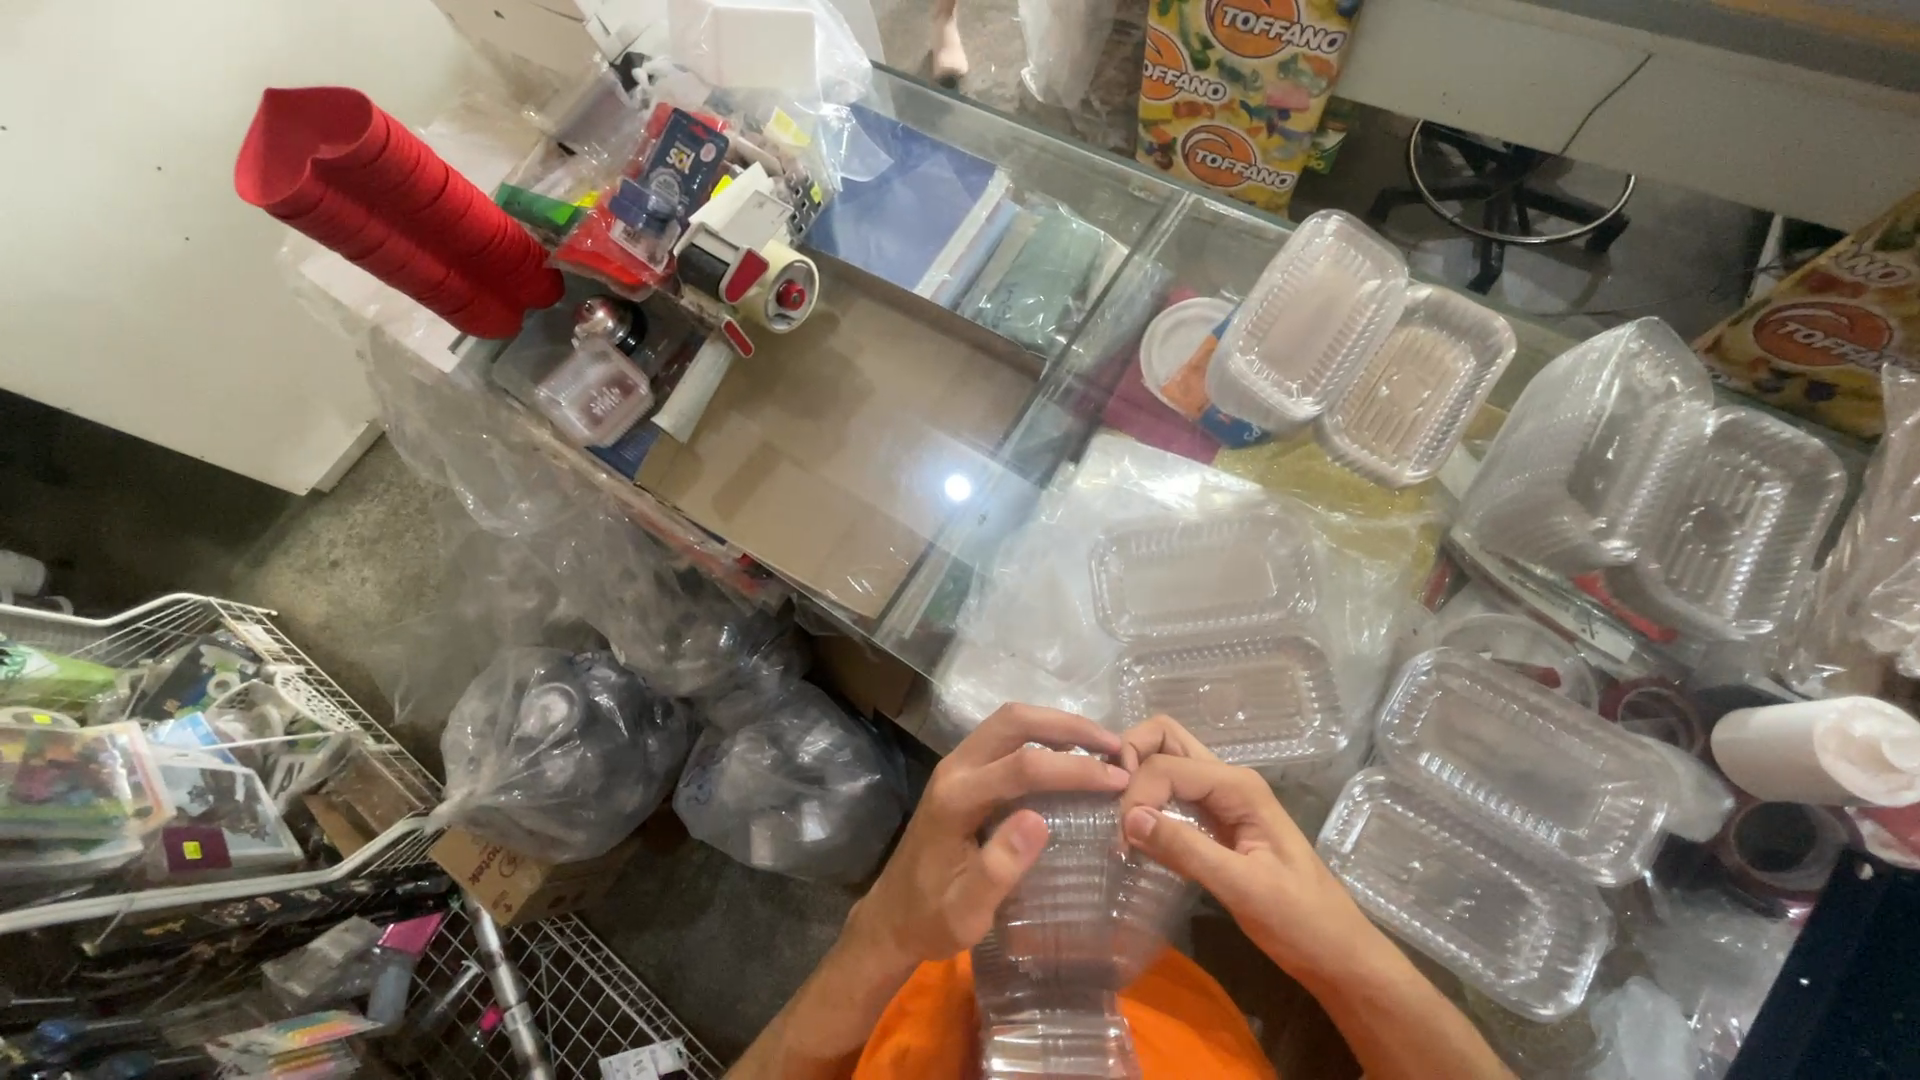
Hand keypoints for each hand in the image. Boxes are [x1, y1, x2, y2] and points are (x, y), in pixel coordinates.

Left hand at [849, 704, 1129, 967]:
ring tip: (1102, 746)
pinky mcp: (963, 770)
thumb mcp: (967, 912)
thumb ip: (999, 869)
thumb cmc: (931, 919)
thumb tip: (1040, 820)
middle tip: (1115, 747)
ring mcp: (957, 764)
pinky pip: (1006, 736)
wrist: (891, 917)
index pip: (1023, 766)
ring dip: (1057, 725)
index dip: (1074, 768)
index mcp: (956, 799)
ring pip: (1009, 721)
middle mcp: (954, 768)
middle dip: (1069, 726)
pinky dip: (1043, 735)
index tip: (1119, 779)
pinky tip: (1071, 755)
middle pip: (1014, 721)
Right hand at [1118, 716, 1389, 984]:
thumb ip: (1186, 849)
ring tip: (1121, 820)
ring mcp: (1220, 798)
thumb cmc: (1300, 921)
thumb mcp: (1243, 888)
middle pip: (1165, 738)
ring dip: (1136, 778)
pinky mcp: (1213, 821)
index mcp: (1238, 787)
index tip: (1125, 838)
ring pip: (1166, 760)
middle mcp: (1227, 780)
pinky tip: (1137, 834)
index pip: (1167, 766)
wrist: (1337, 954)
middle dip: (1130, 757)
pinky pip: (1171, 793)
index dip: (1137, 795)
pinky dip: (1147, 802)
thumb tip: (1131, 819)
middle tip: (1113, 805)